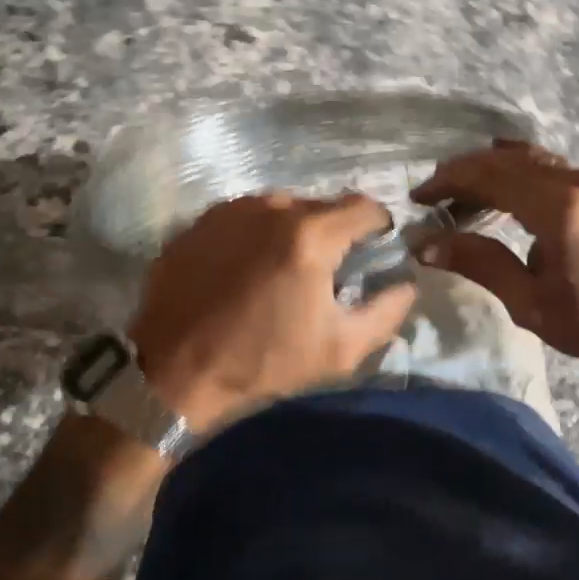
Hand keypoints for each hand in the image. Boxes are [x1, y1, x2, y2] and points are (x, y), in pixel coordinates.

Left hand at [128, 193, 415, 431]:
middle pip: (322, 205)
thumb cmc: (262, 363)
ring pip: (281, 209)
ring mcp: (228, 212)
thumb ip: (386, 312)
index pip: (364, 206)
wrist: (172, 374)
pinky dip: (256, 237)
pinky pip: (243, 219)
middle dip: (335, 233)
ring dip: (294, 233)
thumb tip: (406, 285)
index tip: (377, 251)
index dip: (380, 226)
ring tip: (285, 272)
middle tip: (329, 271)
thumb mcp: (340, 350)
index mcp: (310, 236)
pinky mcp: (198, 224)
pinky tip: (247, 273)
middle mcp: (270, 208)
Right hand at [412, 142, 578, 383]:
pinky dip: (521, 174)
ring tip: (463, 195)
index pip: (489, 177)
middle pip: (508, 161)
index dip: (448, 182)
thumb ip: (480, 264)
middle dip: (466, 172)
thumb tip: (426, 244)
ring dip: (493, 171)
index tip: (418, 197)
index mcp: (559, 207)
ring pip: (532, 160)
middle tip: (433, 195)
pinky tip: (506, 190)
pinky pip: (553, 169)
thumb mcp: (530, 302)